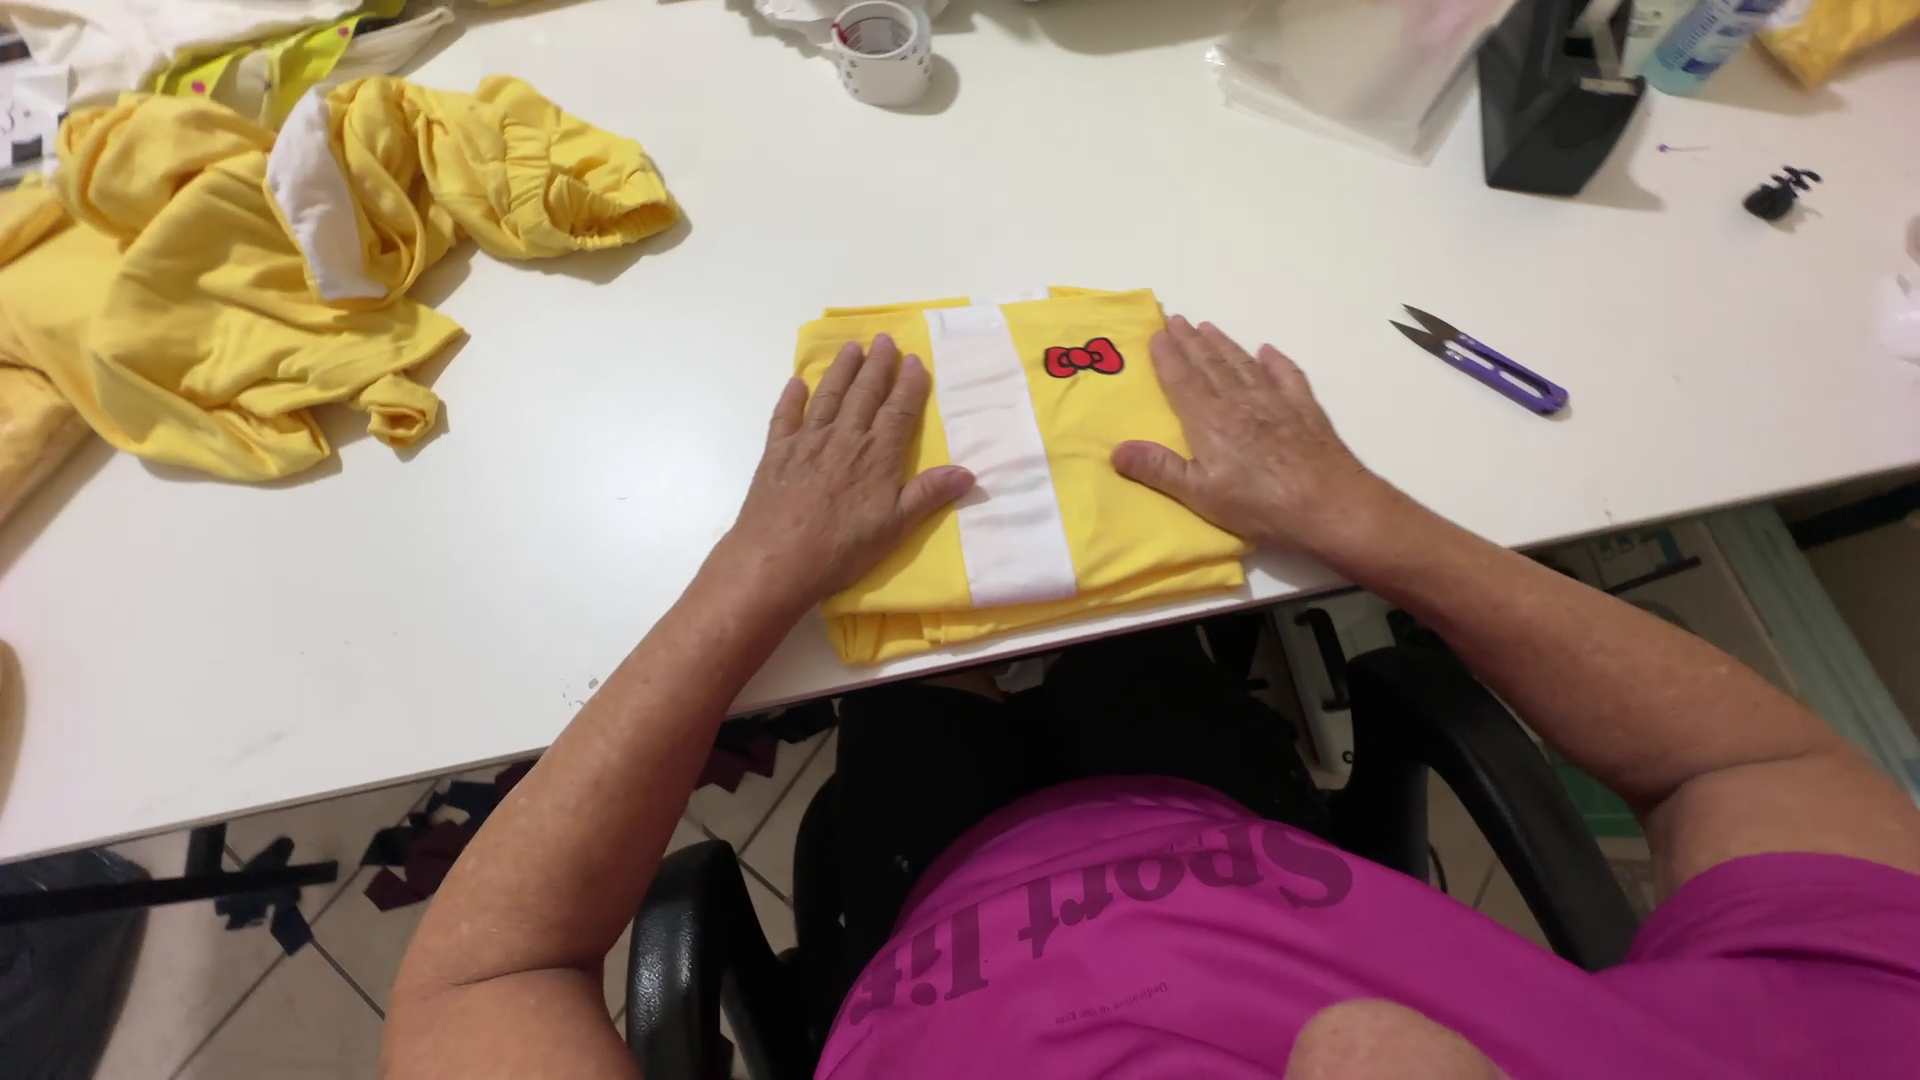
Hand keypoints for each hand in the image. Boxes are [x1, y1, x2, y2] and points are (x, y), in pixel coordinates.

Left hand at [716, 335, 974, 609]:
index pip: (898, 411)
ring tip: (851, 348)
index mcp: (877, 456)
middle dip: (877, 366)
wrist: (776, 560)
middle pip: (864, 394)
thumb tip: (967, 473)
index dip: (908, 385)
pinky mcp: (777, 453)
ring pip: (828, 396)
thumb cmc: (841, 550)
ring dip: (841, 370)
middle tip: (884, 340)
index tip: (915, 361)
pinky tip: (798, 383)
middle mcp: (844, 439)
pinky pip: (785, 416)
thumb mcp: (894, 528)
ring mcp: (807, 443)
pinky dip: (792, 397)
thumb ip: (928, 496)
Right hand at [1111, 316, 1399, 556]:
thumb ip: (1159, 470)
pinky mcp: (1304, 411)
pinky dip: (1275, 361)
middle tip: (1177, 319)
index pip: (1183, 381)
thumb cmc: (1259, 504)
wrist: (1329, 504)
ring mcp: (1275, 402)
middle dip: (1192, 342)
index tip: (1157, 334)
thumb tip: (1117, 449)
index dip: (1168, 357)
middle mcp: (1240, 402)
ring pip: (1243, 364)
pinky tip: (1268, 351)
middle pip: (1211, 365)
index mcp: (1210, 421)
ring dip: (1224, 345)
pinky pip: (1287, 376)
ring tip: (1209, 327)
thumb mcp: (1200, 495)